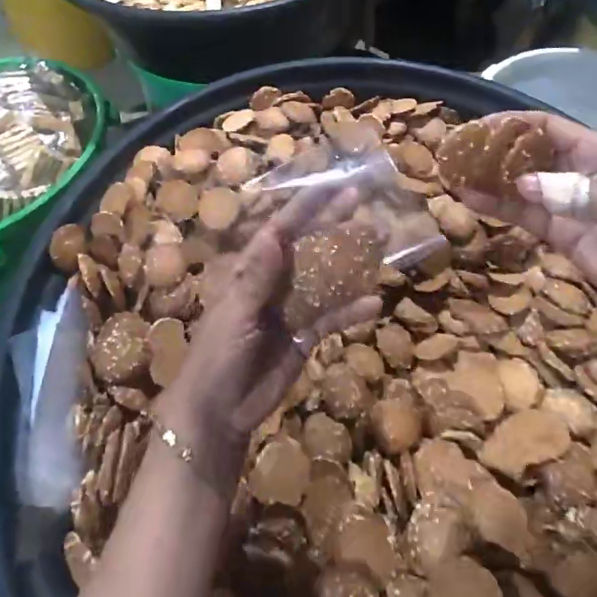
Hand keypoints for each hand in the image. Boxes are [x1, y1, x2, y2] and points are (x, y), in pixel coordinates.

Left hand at [156, 186, 380, 455]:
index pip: (279, 231)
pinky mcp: (303, 337)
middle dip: (332, 223)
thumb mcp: (235, 315)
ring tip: (380, 242)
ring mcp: (290, 309)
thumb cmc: (217, 356)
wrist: (218, 412)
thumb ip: (256, 276)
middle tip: (361, 198)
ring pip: (324, 278)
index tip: (329, 185)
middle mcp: (273, 283)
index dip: (303, 207)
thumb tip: (272, 232)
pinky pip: (331, 319)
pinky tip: (374, 303)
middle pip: (307, 246)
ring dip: (349, 262)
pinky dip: (350, 311)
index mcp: (250, 271)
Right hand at [456, 111, 596, 323]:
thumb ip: (572, 191)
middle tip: (457, 150)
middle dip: (493, 150)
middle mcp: (577, 173)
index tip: (480, 127)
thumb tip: (522, 183)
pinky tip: (469, 199)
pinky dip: (496, 207)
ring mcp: (566, 204)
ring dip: (488, 179)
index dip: (514, 124)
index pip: (549, 128)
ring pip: (518, 185)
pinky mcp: (559, 233)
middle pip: (527, 153)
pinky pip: (522, 215)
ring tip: (453, 173)